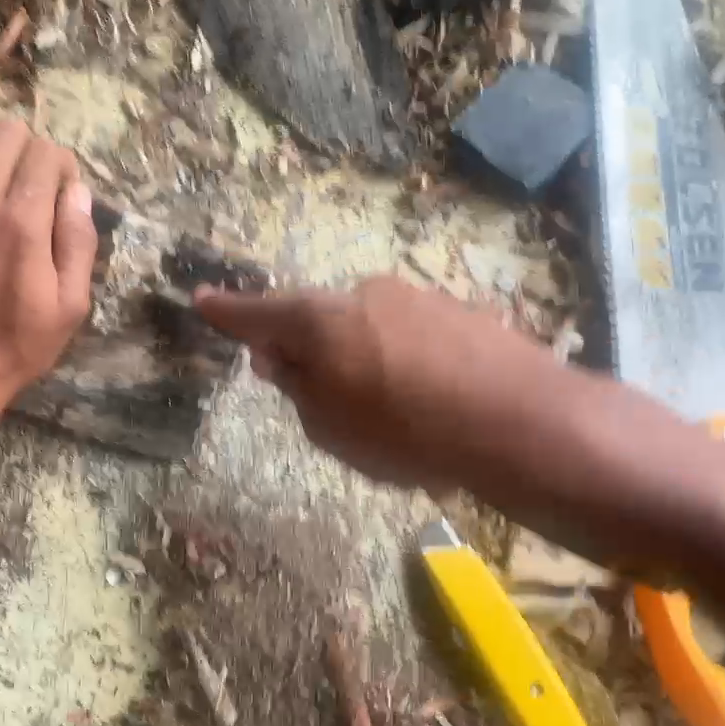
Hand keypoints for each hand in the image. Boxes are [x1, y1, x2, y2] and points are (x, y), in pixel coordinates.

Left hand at [0, 118, 97, 414]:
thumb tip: (77, 191)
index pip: (47, 156)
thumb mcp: (69, 307)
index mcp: (23, 223)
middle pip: (5, 136)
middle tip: (29, 176)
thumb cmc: (13, 347)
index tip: (61, 189)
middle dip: (27, 148)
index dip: (62, 166)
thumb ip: (78, 243)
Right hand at [194, 276, 612, 495]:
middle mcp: (364, 294)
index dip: (227, 313)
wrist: (523, 422)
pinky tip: (427, 402)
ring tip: (387, 413)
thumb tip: (280, 358)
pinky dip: (402, 362)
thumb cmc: (406, 431)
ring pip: (366, 328)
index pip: (258, 315)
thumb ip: (296, 387)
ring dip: (360, 358)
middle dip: (308, 350)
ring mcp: (416, 297)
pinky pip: (409, 336)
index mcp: (320, 320)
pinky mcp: (460, 311)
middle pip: (317, 320)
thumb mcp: (328, 426)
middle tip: (314, 396)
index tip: (201, 300)